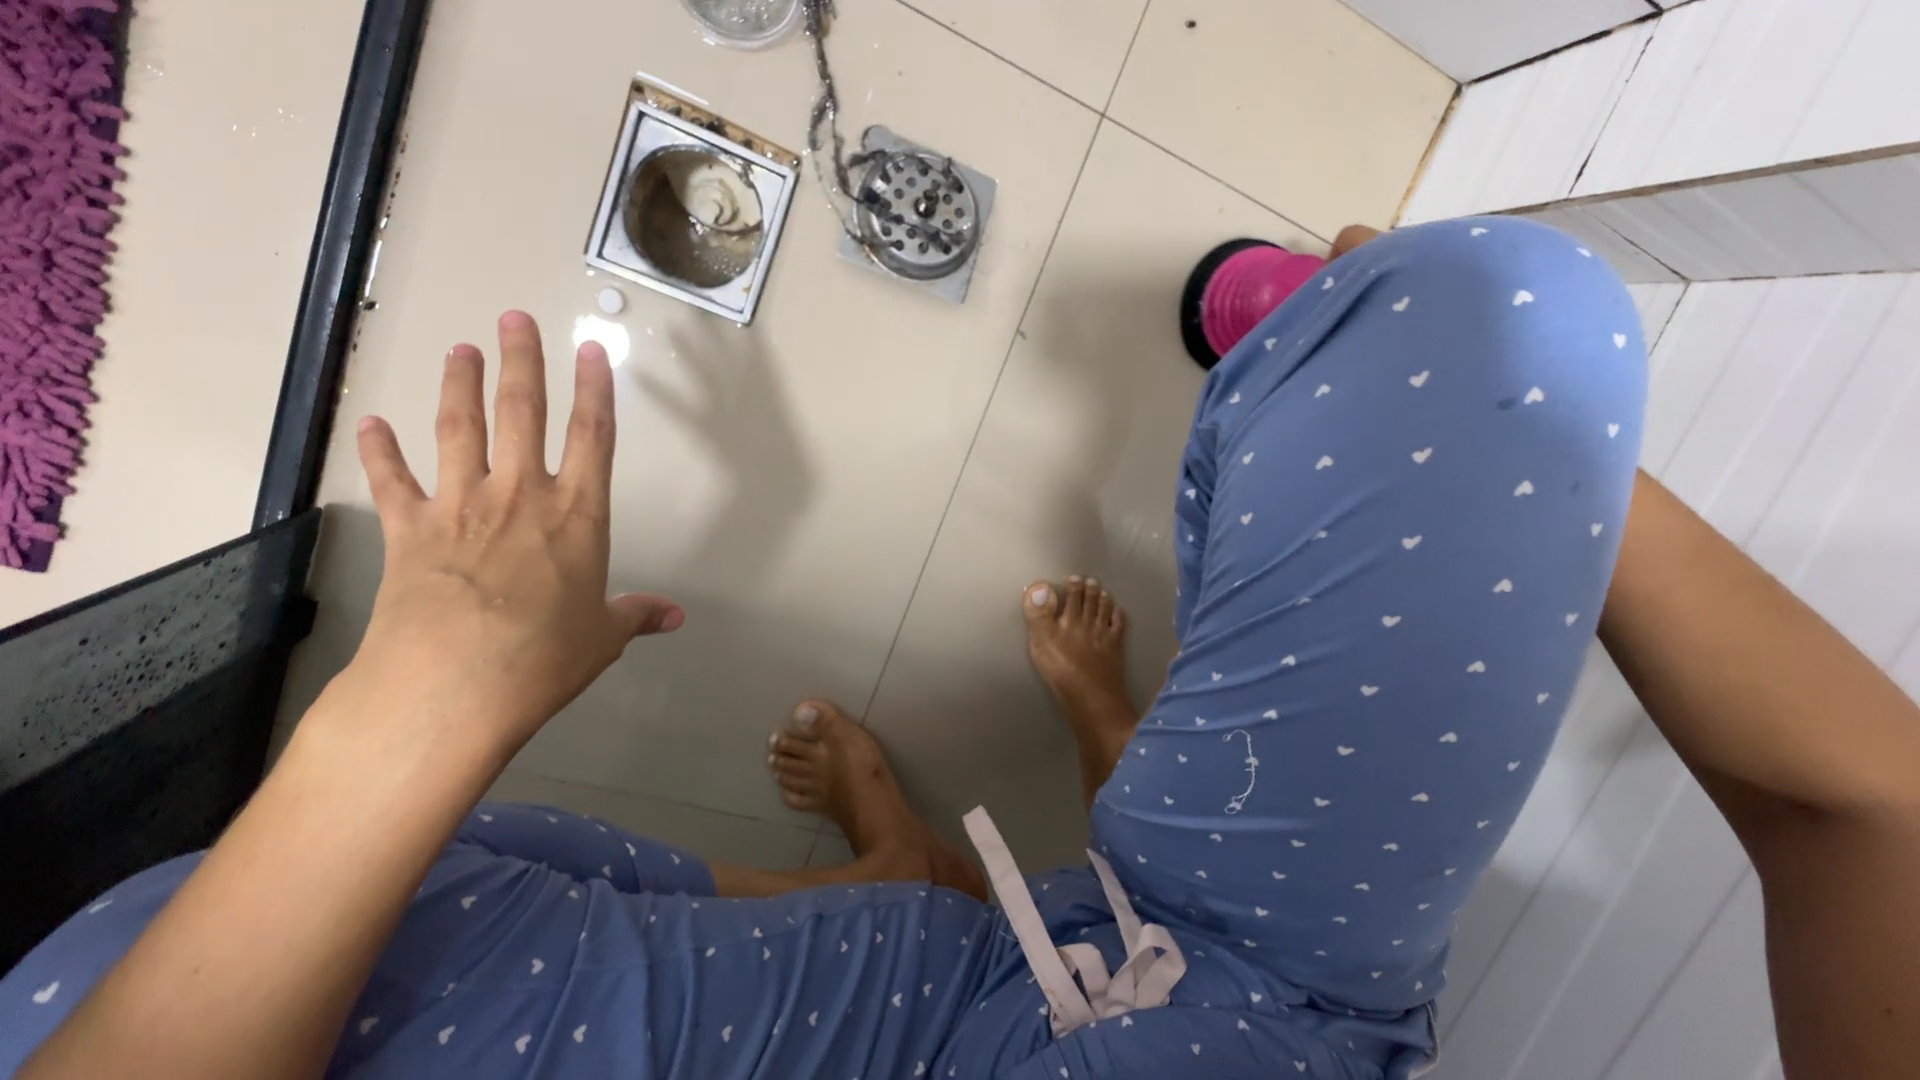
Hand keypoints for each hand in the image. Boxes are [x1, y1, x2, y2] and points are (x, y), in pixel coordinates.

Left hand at [338, 310, 681, 760]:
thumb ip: (636, 615)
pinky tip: (373, 426)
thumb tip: (674, 617)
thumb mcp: (603, 637)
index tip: (590, 351)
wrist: (454, 683)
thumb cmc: (545, 658)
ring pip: (460, 430)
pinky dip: (382, 453)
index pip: (594, 438)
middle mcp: (520, 496)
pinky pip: (394, 481)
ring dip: (459, 385)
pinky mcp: (409, 529)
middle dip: (521, 362)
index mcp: (578, 516)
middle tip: (514, 318)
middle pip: (523, 413)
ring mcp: (460, 506)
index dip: (594, 391)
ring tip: (458, 349)